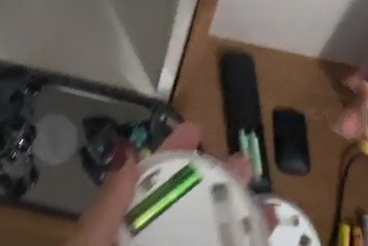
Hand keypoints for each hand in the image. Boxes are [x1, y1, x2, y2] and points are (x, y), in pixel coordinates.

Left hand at [64, 123, 250, 245]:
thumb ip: (105, 213)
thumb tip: (129, 156)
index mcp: (121, 236)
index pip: (147, 189)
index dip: (170, 159)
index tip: (197, 132)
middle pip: (184, 214)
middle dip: (214, 187)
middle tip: (243, 167)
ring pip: (207, 242)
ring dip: (236, 226)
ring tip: (262, 210)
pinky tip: (260, 242)